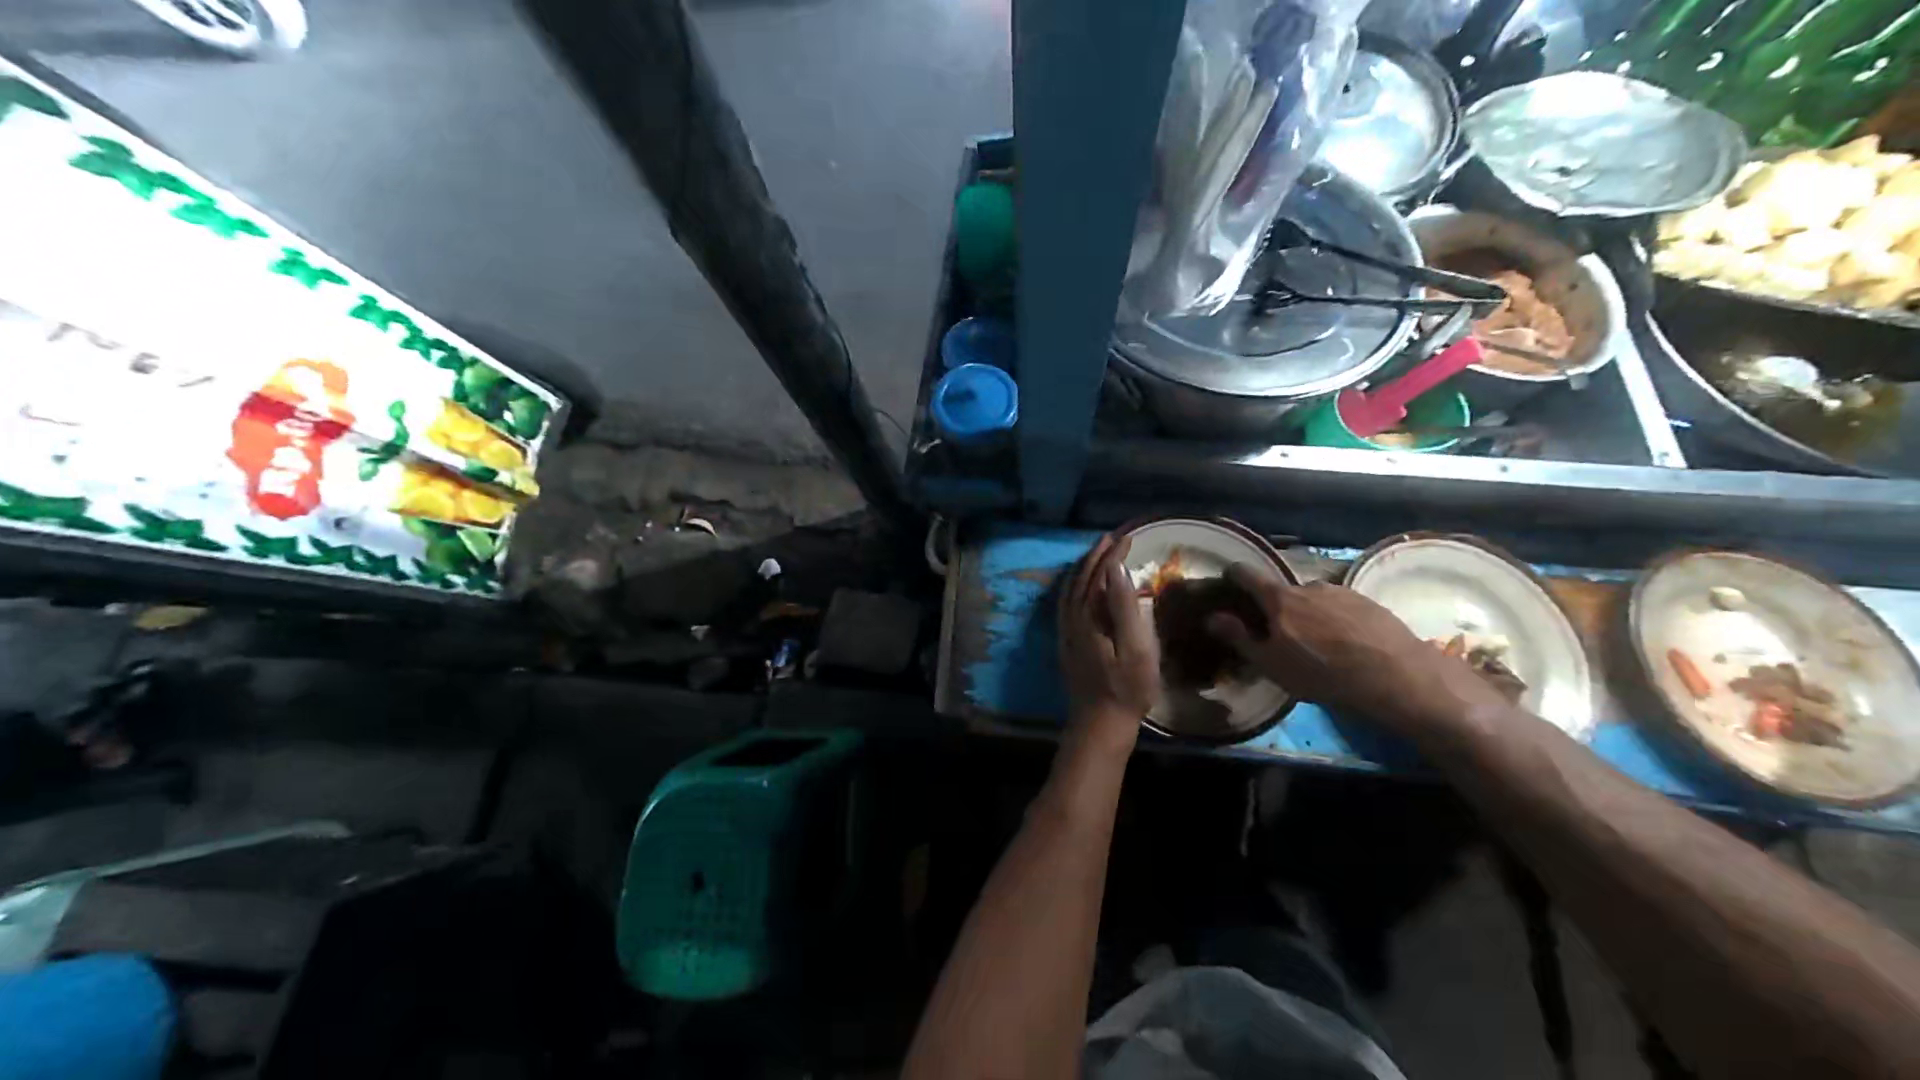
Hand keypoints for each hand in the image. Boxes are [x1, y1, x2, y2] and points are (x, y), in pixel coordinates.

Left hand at [1058, 533, 1159, 748]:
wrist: (1100, 724)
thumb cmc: (1127, 688)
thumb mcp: (1136, 648)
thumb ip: (1125, 607)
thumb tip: (1116, 569)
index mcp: (1089, 616)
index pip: (1100, 575)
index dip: (1113, 554)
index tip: (1128, 537)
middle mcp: (1072, 619)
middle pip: (1081, 579)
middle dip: (1096, 556)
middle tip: (1113, 538)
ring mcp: (1066, 632)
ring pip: (1070, 589)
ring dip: (1084, 569)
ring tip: (1098, 555)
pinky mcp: (1066, 643)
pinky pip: (1066, 603)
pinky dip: (1074, 587)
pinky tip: (1081, 589)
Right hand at [1204, 563, 1505, 734]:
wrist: (1394, 674)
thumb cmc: (1322, 672)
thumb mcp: (1271, 663)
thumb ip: (1239, 637)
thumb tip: (1212, 616)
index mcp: (1278, 599)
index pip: (1247, 574)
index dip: (1234, 574)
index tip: (1228, 580)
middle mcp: (1307, 586)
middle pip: (1282, 591)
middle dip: (1276, 607)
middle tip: (1280, 633)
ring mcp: (1340, 591)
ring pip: (1313, 599)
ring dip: (1308, 614)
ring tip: (1317, 642)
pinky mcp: (1368, 601)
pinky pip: (1339, 606)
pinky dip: (1335, 619)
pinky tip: (1345, 643)